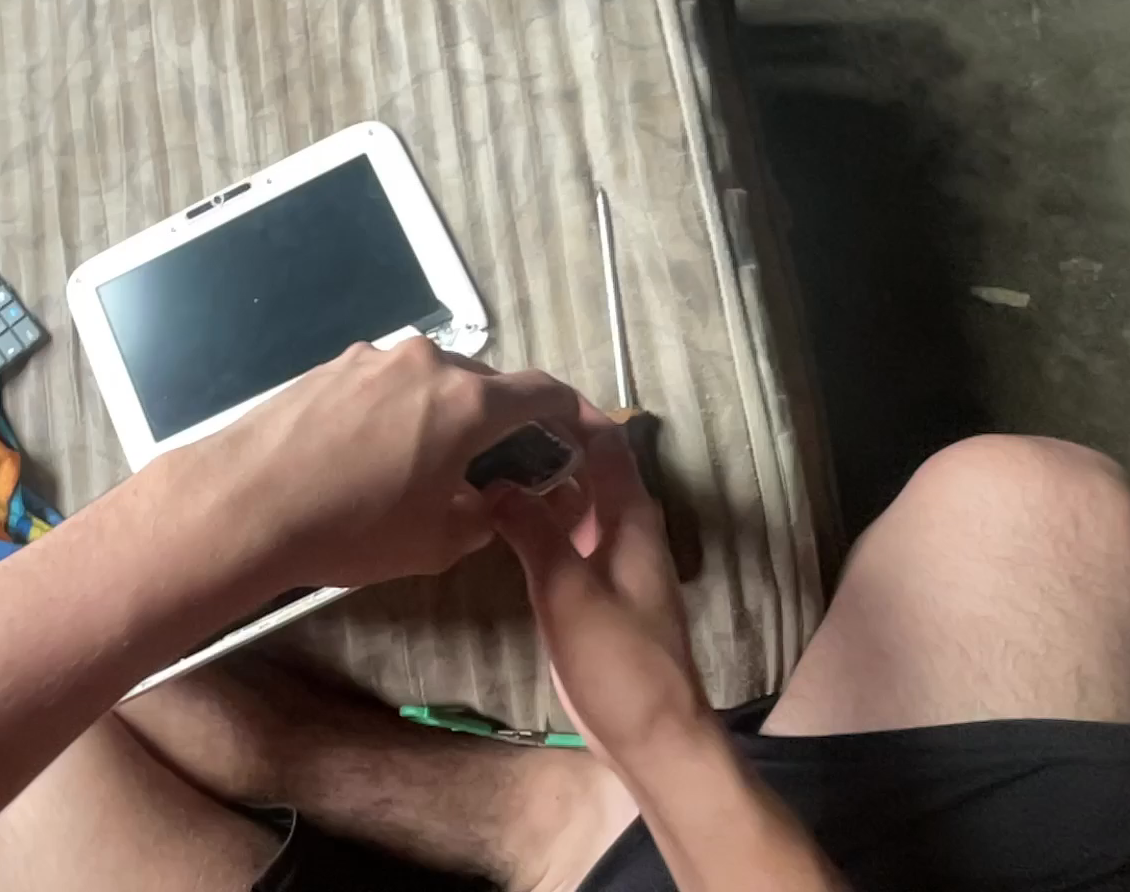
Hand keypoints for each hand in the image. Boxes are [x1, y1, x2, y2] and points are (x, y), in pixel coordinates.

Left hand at [166, 337, 585, 591]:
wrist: (246, 501)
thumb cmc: (350, 528)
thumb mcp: (434, 542)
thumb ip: (481, 516)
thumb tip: (487, 501)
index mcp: (466, 401)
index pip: (542, 392)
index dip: (570, 412)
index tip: (577, 432)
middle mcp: (425, 363)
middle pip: (485, 383)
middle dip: (500, 419)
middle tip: (493, 462)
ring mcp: (374, 357)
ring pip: (432, 379)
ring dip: (444, 411)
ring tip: (423, 458)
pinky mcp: (333, 364)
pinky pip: (387, 381)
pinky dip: (399, 406)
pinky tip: (370, 447)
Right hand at [488, 410, 707, 759]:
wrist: (650, 736)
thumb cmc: (619, 659)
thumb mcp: (569, 590)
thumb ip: (532, 531)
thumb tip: (492, 481)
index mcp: (630, 519)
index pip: (607, 444)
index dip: (573, 412)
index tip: (523, 393)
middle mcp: (619, 528)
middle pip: (583, 467)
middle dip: (541, 442)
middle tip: (484, 426)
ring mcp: (602, 557)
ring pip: (567, 501)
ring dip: (532, 480)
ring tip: (479, 460)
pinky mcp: (585, 585)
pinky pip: (557, 534)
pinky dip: (530, 518)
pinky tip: (492, 516)